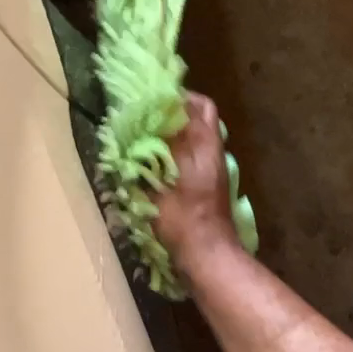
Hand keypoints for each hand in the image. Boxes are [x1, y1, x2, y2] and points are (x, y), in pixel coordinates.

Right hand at [154, 93, 238, 268]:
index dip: (176, 97)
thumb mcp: (160, 181)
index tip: (150, 97)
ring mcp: (212, 172)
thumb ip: (150, 151)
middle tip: (148, 117)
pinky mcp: (207, 189)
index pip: (199, 105)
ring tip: (147, 139)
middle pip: (199, 120)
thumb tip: (140, 123)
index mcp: (205, 144)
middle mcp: (212, 153)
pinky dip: (175, 156)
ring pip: (195, 141)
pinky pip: (191, 160)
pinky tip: (154, 165)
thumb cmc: (183, 218)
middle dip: (175, 114)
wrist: (206, 255)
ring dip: (175, 136)